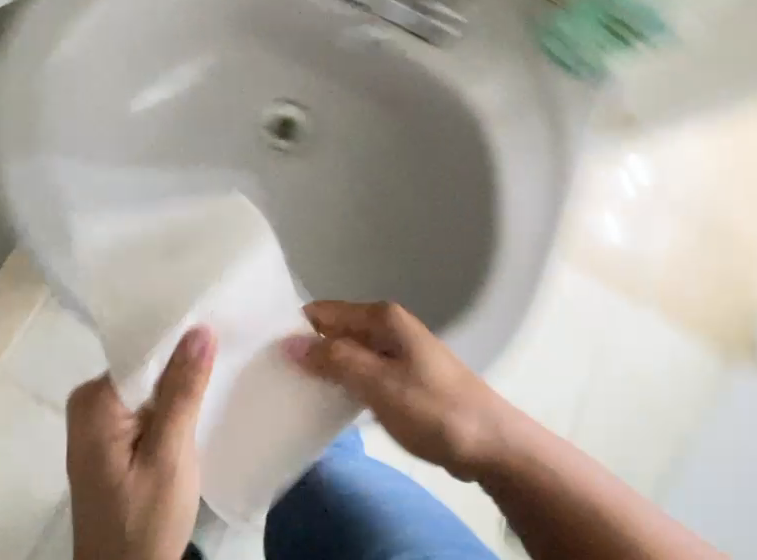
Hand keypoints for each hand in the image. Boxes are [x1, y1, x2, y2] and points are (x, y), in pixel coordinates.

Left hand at [66, 326, 215, 559]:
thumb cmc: (144, 523)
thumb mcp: (170, 456)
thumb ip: (183, 391)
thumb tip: (199, 328)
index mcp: (94, 401)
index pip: (143, 349)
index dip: (180, 337)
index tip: (217, 322)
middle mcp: (89, 404)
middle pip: (145, 365)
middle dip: (182, 360)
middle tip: (227, 344)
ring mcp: (99, 423)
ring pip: (148, 385)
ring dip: (180, 383)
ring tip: (222, 364)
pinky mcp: (112, 440)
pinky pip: (145, 405)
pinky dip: (171, 405)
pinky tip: (200, 400)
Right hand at [283, 301, 515, 480]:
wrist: (490, 444)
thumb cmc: (434, 410)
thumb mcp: (379, 384)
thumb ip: (335, 361)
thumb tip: (289, 343)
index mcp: (382, 318)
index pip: (324, 312)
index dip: (295, 329)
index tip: (265, 353)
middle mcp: (388, 327)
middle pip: (334, 331)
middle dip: (306, 351)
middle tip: (272, 378)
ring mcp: (397, 353)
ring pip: (347, 354)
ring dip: (324, 371)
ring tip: (291, 394)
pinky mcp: (402, 379)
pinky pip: (362, 374)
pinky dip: (344, 386)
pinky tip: (325, 407)